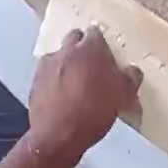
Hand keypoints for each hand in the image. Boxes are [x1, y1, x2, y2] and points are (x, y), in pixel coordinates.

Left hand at [27, 27, 141, 160]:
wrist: (59, 134)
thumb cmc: (95, 112)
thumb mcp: (124, 97)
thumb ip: (130, 78)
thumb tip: (132, 70)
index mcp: (91, 49)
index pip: (97, 33)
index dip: (103, 44)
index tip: (108, 57)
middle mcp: (67, 50)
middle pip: (75, 38)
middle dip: (83, 47)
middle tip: (93, 66)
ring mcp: (48, 63)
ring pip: (60, 54)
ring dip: (68, 62)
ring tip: (77, 83)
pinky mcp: (35, 79)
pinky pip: (49, 72)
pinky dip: (56, 78)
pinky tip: (63, 94)